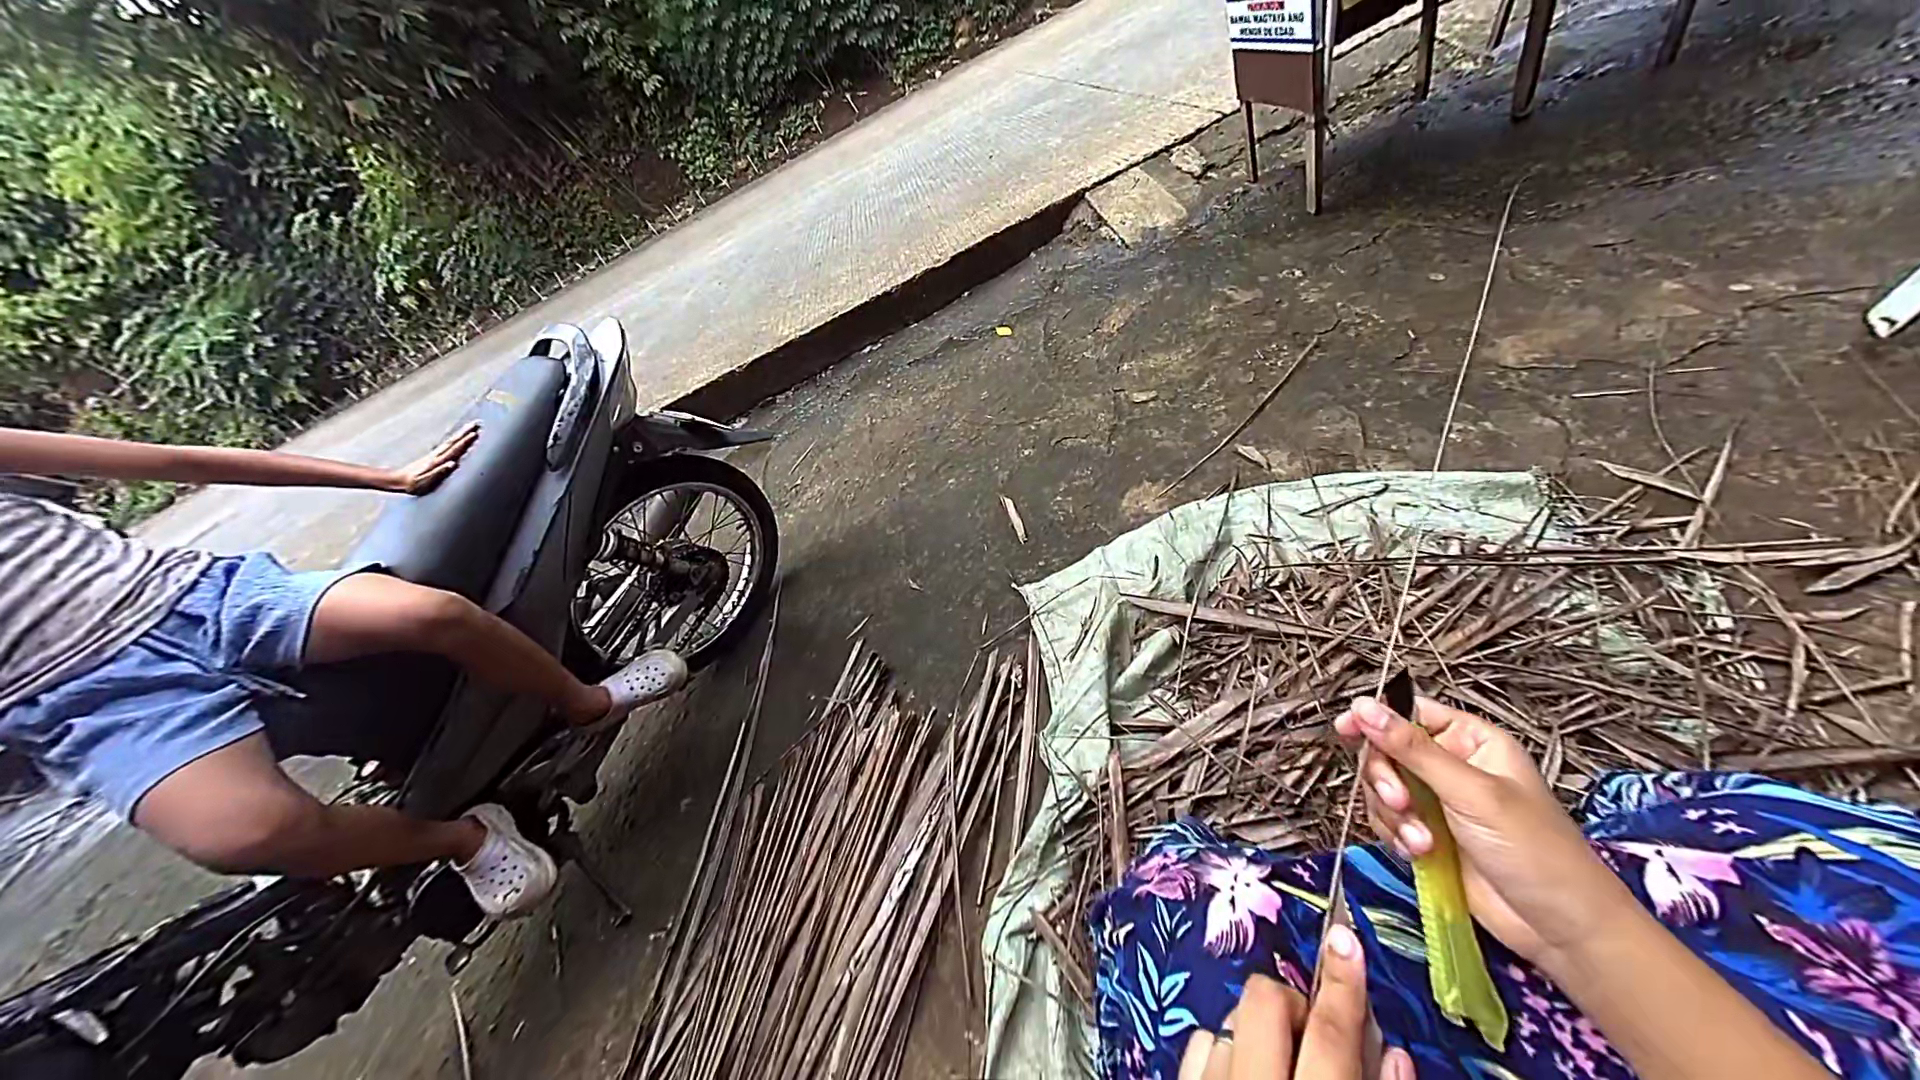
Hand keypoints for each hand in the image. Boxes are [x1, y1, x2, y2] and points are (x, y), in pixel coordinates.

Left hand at [384, 422, 479, 494]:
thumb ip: (439, 472)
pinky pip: (447, 445)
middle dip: (465, 432)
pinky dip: (455, 440)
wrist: (397, 480)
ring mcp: (434, 455)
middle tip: (476, 423)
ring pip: (450, 442)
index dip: (464, 442)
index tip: (475, 433)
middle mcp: (436, 455)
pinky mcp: (433, 457)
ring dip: (461, 434)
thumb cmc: (413, 484)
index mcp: (437, 461)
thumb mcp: (425, 481)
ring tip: (470, 428)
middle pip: (453, 441)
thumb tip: (453, 464)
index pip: (454, 449)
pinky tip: (458, 438)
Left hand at [1178, 925, 1414, 1078]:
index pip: (1330, 1034)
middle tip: (1311, 1038)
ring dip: (1258, 1035)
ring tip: (1278, 1073)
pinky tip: (1241, 1079)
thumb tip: (1394, 1052)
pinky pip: (1200, 1043)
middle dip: (1291, 1004)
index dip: (1343, 985)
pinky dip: (1224, 1051)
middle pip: (1265, 1000)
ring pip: (1230, 1018)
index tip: (1347, 939)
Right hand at [1333, 696, 1635, 965]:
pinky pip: (1386, 819)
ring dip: (1394, 815)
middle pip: (1386, 751)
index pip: (1410, 713)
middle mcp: (1451, 765)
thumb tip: (1365, 707)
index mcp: (1472, 741)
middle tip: (1400, 801)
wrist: (1563, 933)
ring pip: (1381, 787)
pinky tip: (1420, 852)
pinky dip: (1395, 835)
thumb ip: (1412, 749)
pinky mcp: (1425, 832)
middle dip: (1386, 779)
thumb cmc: (1539, 855)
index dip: (1376, 719)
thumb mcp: (1472, 793)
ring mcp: (1437, 800)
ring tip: (1423, 840)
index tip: (1347, 730)